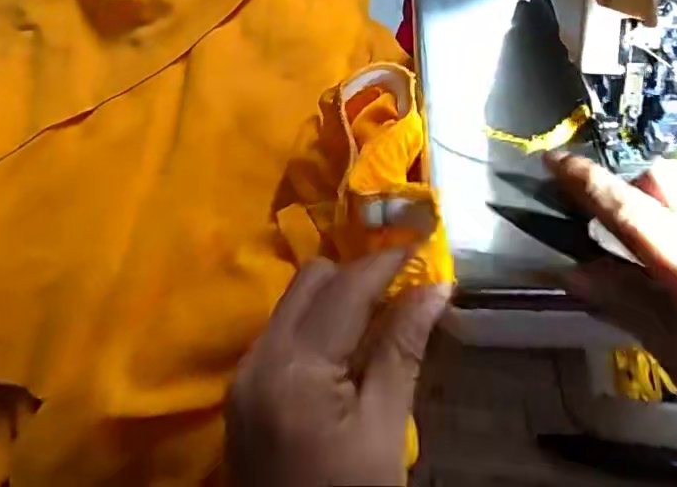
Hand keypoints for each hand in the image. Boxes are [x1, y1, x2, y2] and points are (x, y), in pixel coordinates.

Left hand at [225, 250, 452, 486]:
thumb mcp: (385, 433)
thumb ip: (402, 351)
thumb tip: (435, 288)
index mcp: (294, 369)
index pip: (343, 290)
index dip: (383, 263)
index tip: (418, 243)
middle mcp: (259, 356)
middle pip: (308, 281)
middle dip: (356, 274)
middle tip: (401, 284)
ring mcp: (244, 370)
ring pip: (291, 300)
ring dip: (334, 296)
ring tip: (380, 310)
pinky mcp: (241, 386)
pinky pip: (280, 329)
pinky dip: (314, 323)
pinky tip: (344, 344)